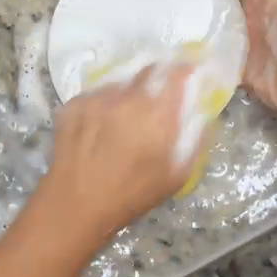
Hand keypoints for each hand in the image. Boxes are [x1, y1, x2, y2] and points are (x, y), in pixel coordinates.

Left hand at [34, 63, 205, 246]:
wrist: (75, 206)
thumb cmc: (131, 195)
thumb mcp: (176, 176)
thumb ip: (195, 140)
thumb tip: (203, 116)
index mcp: (158, 113)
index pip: (178, 73)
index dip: (185, 70)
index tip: (189, 73)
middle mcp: (128, 97)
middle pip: (148, 71)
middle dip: (158, 77)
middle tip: (157, 96)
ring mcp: (97, 98)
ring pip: (120, 83)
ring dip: (127, 93)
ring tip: (124, 116)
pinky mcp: (73, 105)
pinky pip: (95, 96)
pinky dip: (102, 105)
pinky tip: (99, 126)